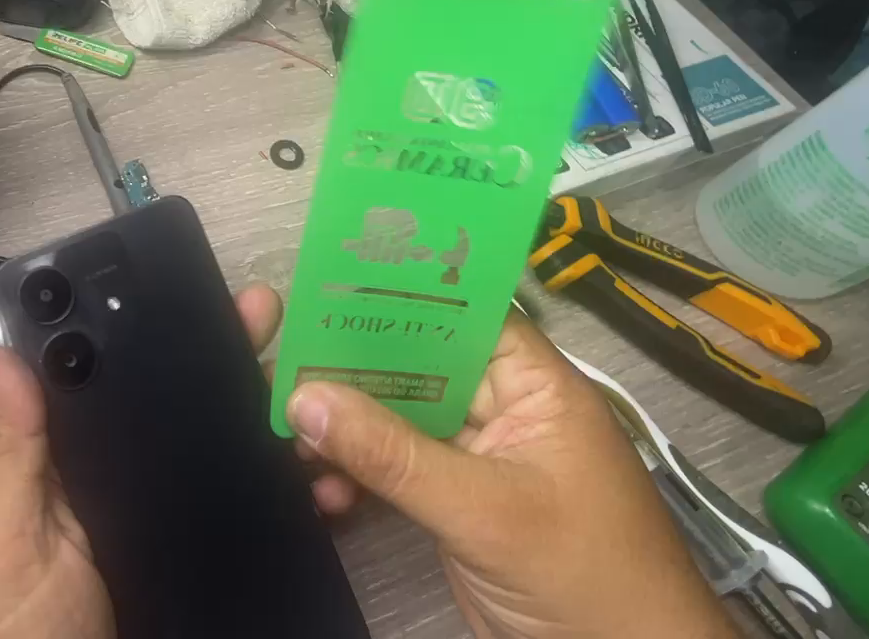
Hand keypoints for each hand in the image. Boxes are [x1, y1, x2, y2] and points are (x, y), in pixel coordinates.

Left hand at [0, 285, 289, 638]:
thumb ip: (12, 452)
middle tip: (261, 313)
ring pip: (224, 449)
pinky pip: (254, 514)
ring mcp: (171, 516)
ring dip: (267, 416)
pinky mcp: (209, 557)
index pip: (105, 376)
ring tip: (307, 386)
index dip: (135, 328)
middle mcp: (124, 476)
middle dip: (219, 355)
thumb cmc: (17, 636)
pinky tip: (321, 476)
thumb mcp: (8, 541)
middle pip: (174, 402)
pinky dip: (291, 491)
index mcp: (67, 457)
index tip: (175, 283)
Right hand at [287, 311, 735, 638]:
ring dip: (344, 426)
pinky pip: (392, 467)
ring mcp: (473, 456)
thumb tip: (302, 399)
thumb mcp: (487, 511)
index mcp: (531, 385)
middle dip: (349, 368)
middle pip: (413, 364)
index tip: (326, 288)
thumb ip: (393, 454)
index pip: (459, 315)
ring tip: (290, 430)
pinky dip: (356, 473)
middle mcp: (499, 408)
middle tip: (283, 363)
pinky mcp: (452, 500)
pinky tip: (323, 486)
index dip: (396, 295)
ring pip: (394, 417)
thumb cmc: (585, 580)